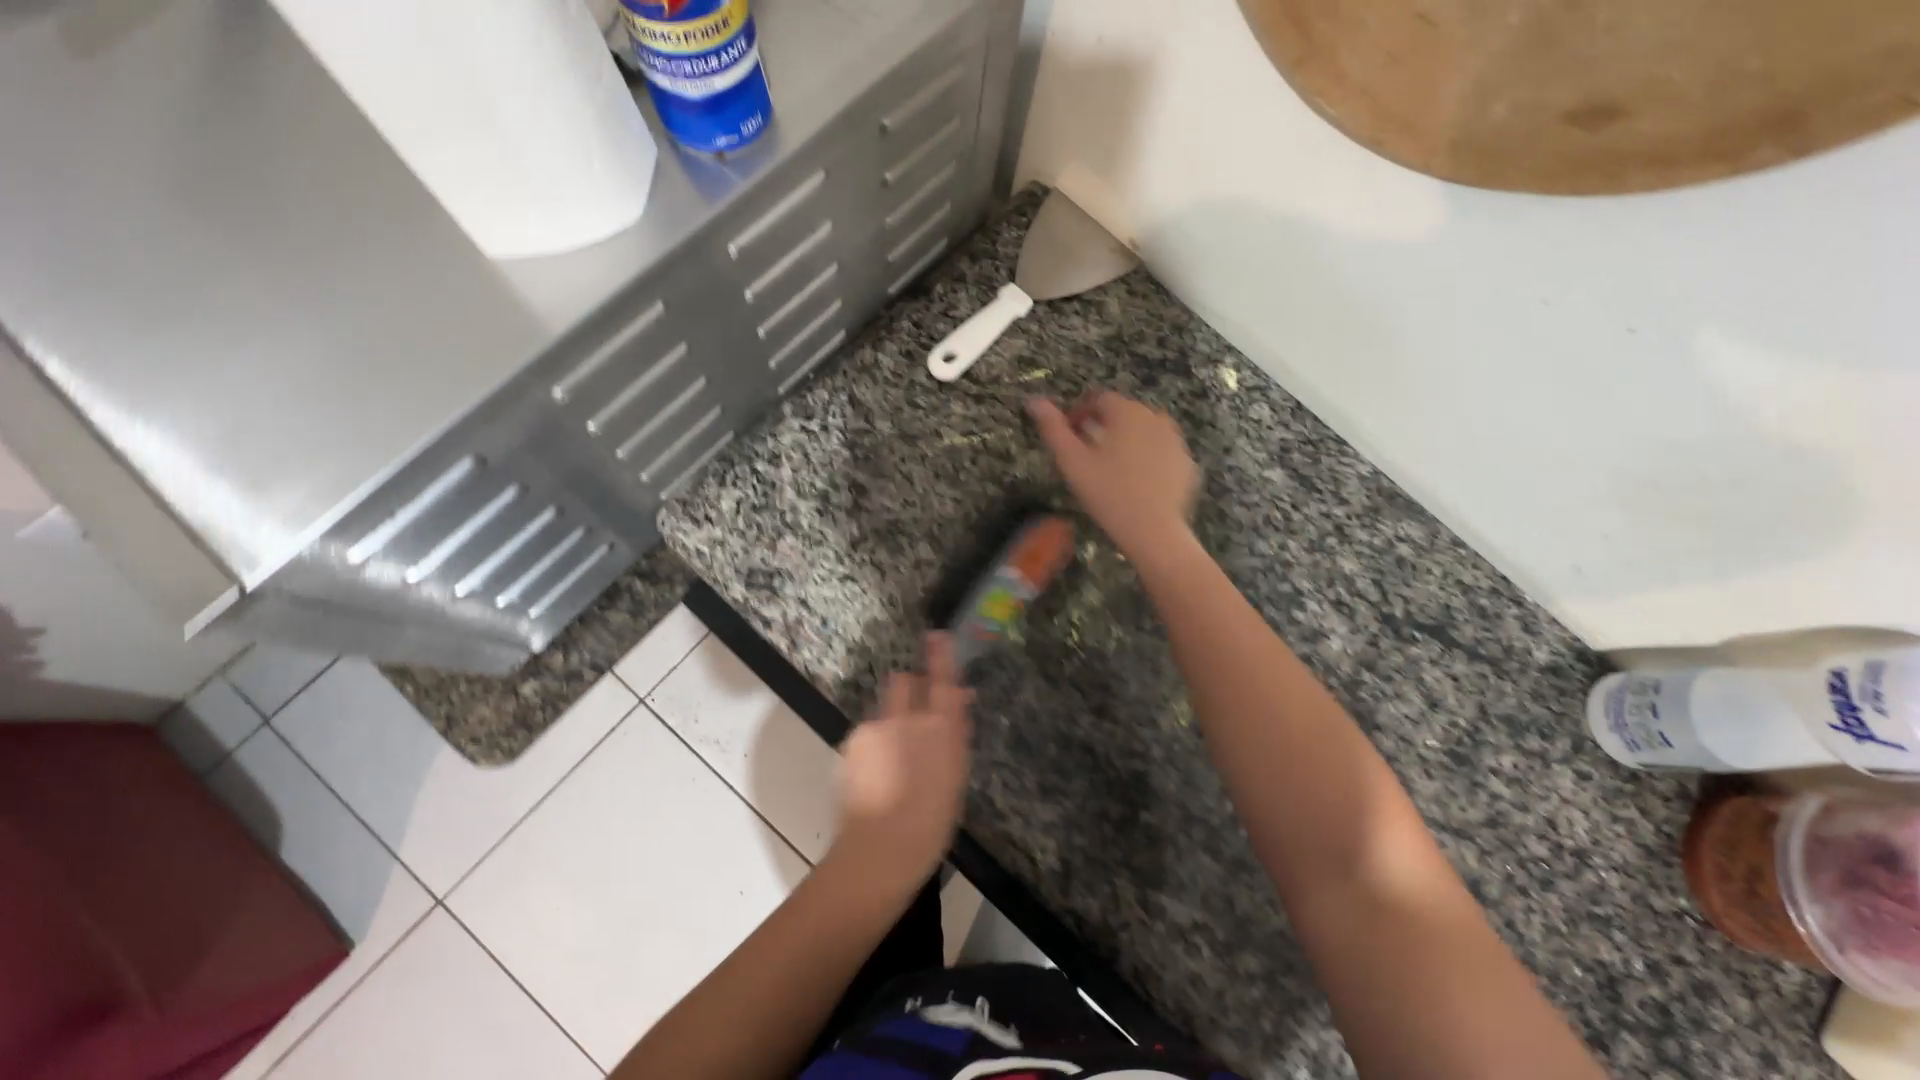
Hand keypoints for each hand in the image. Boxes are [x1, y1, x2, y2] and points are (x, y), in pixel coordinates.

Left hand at [831, 633, 972, 890]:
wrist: (879, 850)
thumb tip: (958, 699)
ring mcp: (874, 729)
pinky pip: (867, 733)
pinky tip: (876, 774)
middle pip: (903, 681)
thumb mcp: (955, 777)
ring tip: (894, 760)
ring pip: (883, 710)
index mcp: (940, 729)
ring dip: (890, 721)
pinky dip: (873, 744)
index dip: (940, 654)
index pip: (943, 679)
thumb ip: (954, 733)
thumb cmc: (930, 823)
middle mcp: (905, 720)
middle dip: (909, 686)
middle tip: (914, 711)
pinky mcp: (851, 743)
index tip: (936, 634)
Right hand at [1027, 390, 1199, 560]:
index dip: (1078, 412)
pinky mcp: (1186, 463)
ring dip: (1125, 441)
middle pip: (1123, 413)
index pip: (1099, 398)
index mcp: (1127, 412)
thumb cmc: (1107, 493)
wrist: (1154, 530)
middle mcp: (1155, 417)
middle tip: (1086, 455)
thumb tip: (1033, 401)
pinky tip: (1135, 482)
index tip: (1068, 436)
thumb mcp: (1072, 461)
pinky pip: (1161, 452)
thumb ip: (1052, 428)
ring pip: (1144, 431)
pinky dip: (1147, 458)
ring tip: (1110, 469)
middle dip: (1102, 426)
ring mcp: (1175, 440)